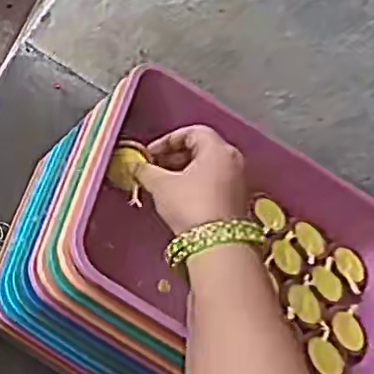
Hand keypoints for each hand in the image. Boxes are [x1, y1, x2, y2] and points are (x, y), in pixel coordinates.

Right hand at [134, 124, 249, 234]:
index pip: (191, 132)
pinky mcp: (235, 198)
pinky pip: (211, 181)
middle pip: (200, 148)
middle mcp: (232, 160)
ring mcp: (237, 180)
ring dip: (181, 170)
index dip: (166, 140)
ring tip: (161, 184)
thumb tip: (137, 166)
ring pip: (206, 166)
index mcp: (217, 149)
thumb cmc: (192, 206)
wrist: (215, 242)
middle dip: (172, 156)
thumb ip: (146, 170)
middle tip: (152, 168)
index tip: (149, 154)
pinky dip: (193, 183)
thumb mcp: (161, 184)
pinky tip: (176, 196)